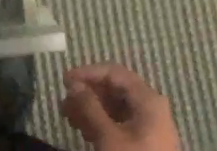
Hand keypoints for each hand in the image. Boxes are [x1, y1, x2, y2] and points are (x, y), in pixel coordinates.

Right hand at [61, 64, 181, 150]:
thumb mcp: (108, 136)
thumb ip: (89, 107)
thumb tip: (73, 84)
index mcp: (148, 99)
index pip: (114, 73)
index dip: (88, 73)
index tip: (64, 81)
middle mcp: (152, 107)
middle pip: (115, 89)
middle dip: (88, 94)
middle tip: (64, 104)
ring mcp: (151, 126)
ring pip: (116, 107)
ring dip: (92, 109)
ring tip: (70, 119)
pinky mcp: (147, 143)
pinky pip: (122, 123)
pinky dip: (102, 123)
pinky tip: (85, 132)